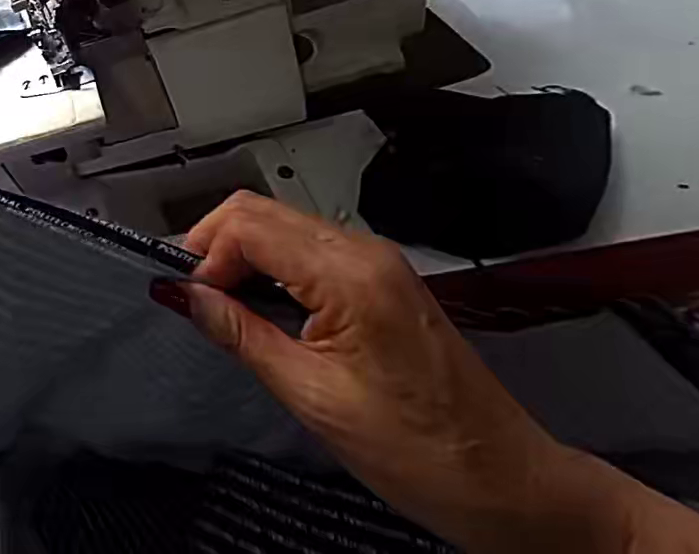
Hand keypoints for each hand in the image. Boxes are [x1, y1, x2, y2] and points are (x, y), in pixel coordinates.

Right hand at [161, 192, 698, 553]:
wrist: (518, 489)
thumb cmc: (422, 453)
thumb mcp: (310, 395)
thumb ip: (237, 332)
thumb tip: (180, 293)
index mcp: (351, 278)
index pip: (246, 226)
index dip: (205, 254)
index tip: (193, 296)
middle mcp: (363, 252)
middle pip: (255, 210)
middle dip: (212, 243)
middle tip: (198, 293)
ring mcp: (373, 258)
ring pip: (273, 219)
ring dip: (235, 249)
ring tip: (224, 300)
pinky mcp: (375, 272)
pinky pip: (297, 239)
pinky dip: (263, 257)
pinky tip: (258, 297)